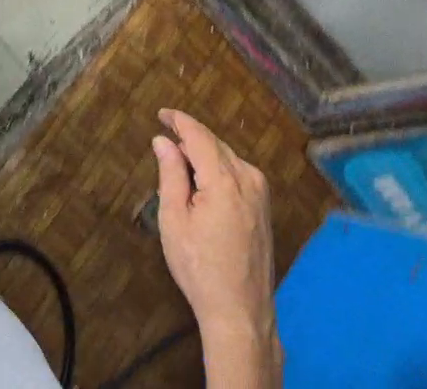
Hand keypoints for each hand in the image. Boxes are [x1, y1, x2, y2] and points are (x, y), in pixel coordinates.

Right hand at [153, 109, 276, 341]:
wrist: (240, 311)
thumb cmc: (199, 268)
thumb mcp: (174, 220)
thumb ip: (170, 175)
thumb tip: (162, 141)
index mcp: (224, 180)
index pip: (200, 136)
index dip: (180, 121)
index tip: (161, 114)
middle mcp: (248, 178)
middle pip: (216, 144)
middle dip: (190, 138)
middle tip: (165, 143)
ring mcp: (261, 192)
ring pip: (228, 157)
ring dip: (204, 154)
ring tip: (180, 165)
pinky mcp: (265, 206)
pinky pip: (239, 173)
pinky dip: (218, 168)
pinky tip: (204, 183)